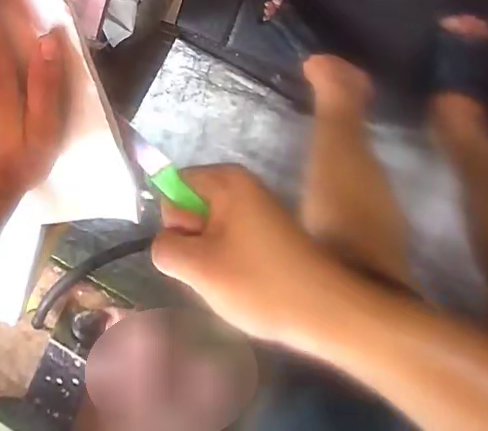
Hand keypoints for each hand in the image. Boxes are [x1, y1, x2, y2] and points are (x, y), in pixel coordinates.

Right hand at [150, 165, 353, 345]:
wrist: (323, 308)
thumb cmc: (259, 282)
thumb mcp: (199, 268)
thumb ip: (166, 247)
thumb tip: (165, 240)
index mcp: (226, 179)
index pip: (174, 186)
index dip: (176, 222)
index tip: (197, 247)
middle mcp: (242, 183)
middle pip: (191, 205)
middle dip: (193, 240)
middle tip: (213, 269)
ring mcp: (256, 206)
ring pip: (208, 228)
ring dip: (209, 256)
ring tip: (230, 280)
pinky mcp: (266, 229)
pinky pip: (228, 238)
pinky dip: (228, 261)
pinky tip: (245, 283)